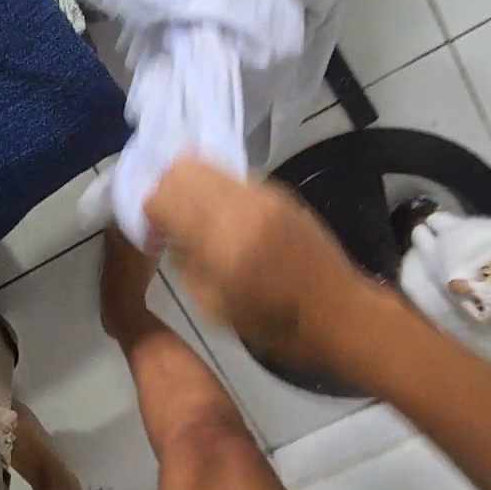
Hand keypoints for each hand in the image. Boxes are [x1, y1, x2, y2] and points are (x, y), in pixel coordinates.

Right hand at [145, 159, 381, 367]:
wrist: (342, 314)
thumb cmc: (276, 325)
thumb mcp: (214, 307)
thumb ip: (185, 261)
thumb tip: (166, 232)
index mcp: (223, 241)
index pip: (163, 197)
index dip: (148, 212)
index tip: (152, 234)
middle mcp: (242, 206)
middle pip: (182, 168)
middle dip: (165, 189)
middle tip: (166, 218)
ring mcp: (264, 194)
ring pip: (207, 164)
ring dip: (190, 185)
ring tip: (191, 214)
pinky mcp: (279, 191)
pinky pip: (232, 176)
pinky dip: (215, 189)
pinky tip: (220, 217)